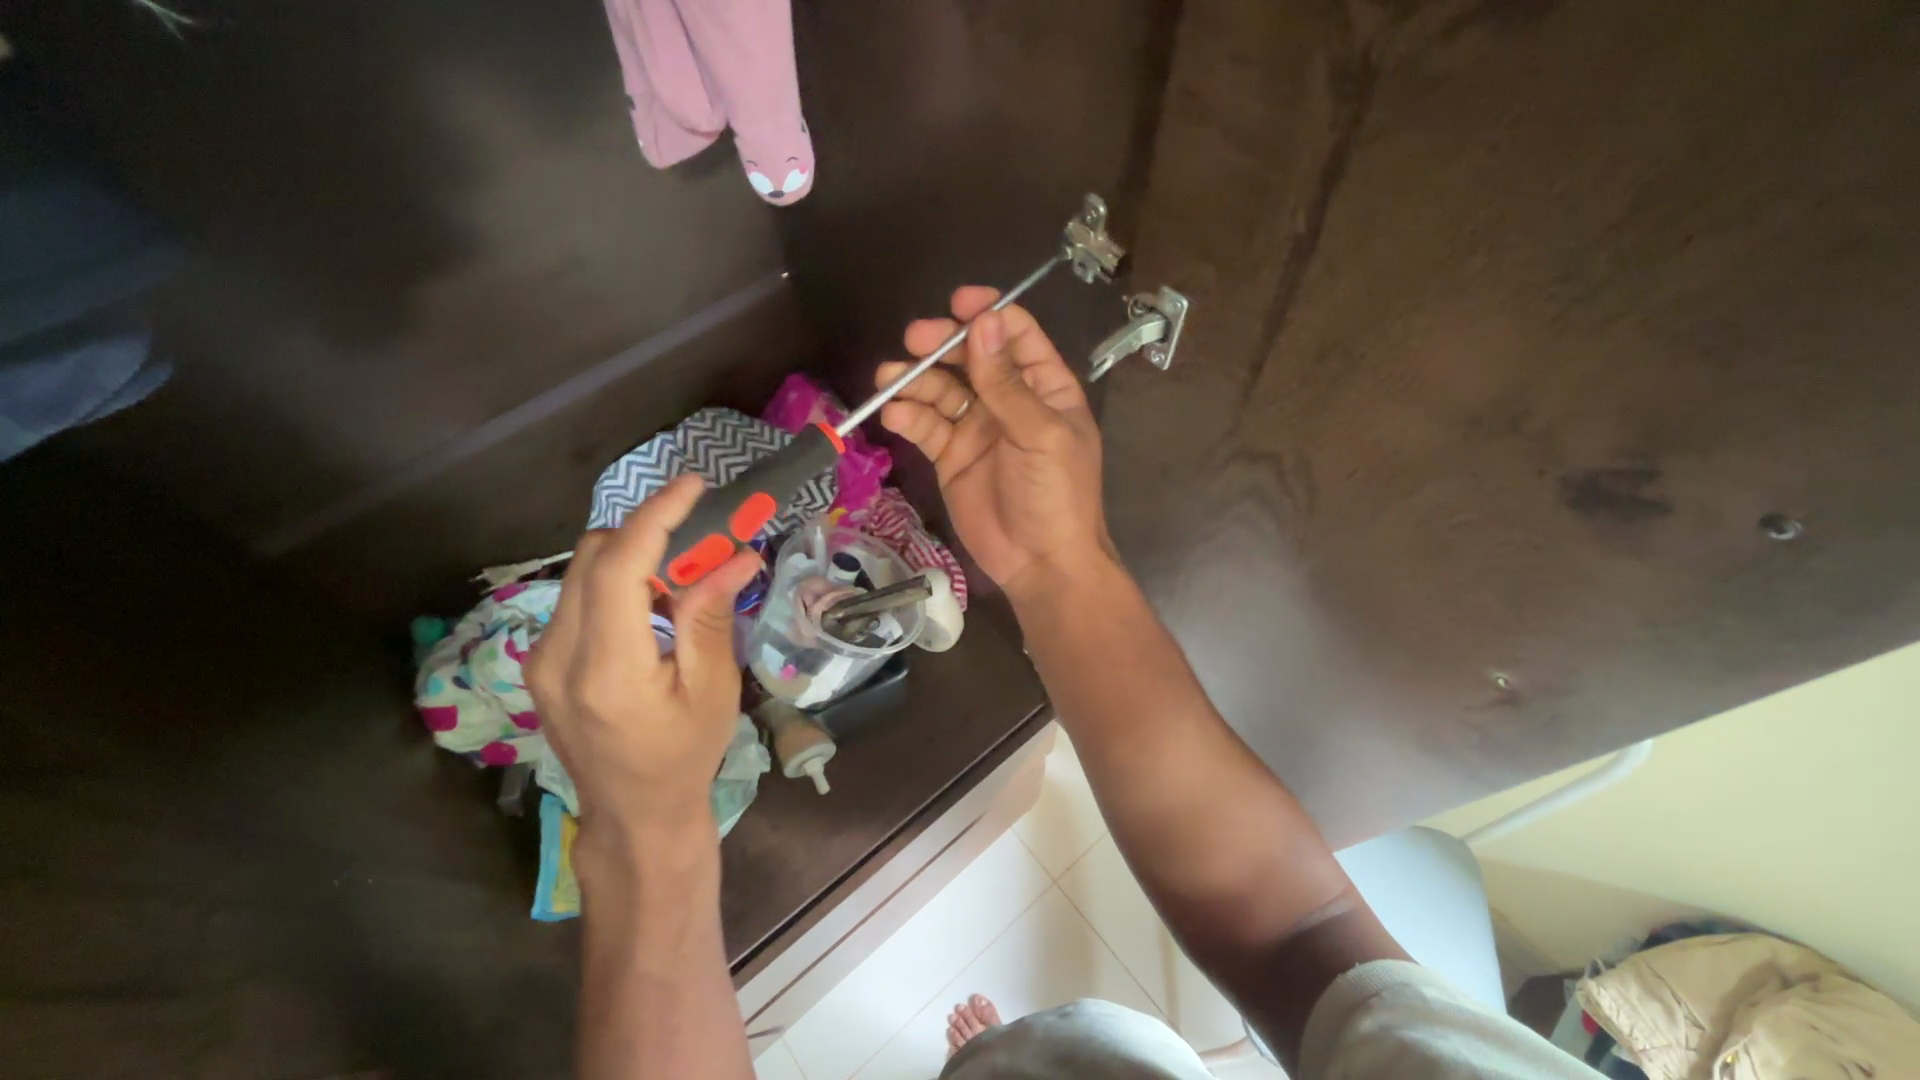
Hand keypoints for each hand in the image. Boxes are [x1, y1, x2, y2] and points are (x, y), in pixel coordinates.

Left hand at [525, 476, 762, 843]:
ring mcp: (541, 658)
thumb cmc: (684, 757)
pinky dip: (617, 582)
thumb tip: (738, 554)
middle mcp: (559, 654)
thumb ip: (712, 616)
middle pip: (594, 555)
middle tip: (703, 538)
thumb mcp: (712, 689)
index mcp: (608, 666)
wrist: (633, 816)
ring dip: (633, 556)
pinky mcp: (541, 662)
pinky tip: (653, 609)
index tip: (695, 484)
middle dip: (649, 531)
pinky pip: (577, 596)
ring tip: (683, 578)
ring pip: (582, 571)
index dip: (658, 515)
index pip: (621, 564)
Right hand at [877, 286, 1113, 599]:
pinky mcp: (950, 456)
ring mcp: (977, 428)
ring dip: (915, 380)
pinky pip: (926, 426)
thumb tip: (986, 321)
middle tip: (915, 339)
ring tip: (888, 378)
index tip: (959, 304)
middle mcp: (1009, 400)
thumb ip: (1007, 382)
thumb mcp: (1040, 433)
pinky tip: (895, 415)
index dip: (990, 315)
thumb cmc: (1056, 493)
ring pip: (941, 389)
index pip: (1015, 336)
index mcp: (1045, 387)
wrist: (1041, 562)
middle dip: (942, 344)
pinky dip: (909, 417)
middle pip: (970, 356)